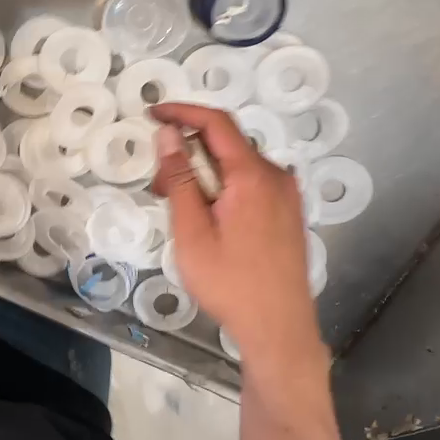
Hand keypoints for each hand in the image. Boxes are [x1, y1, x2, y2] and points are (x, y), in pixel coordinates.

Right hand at [150, 102, 327, 374]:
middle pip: (226, 143)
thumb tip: (168, 134)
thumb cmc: (229, 282)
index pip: (216, 122)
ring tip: (177, 208)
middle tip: (157, 186)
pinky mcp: (287, 213)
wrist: (278, 327)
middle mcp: (275, 177)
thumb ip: (180, 178)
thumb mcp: (191, 230)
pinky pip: (250, 182)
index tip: (151, 114)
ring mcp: (286, 195)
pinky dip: (221, 185)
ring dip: (202, 172)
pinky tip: (205, 215)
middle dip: (186, 151)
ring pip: (237, 164)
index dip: (182, 112)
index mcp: (252, 176)